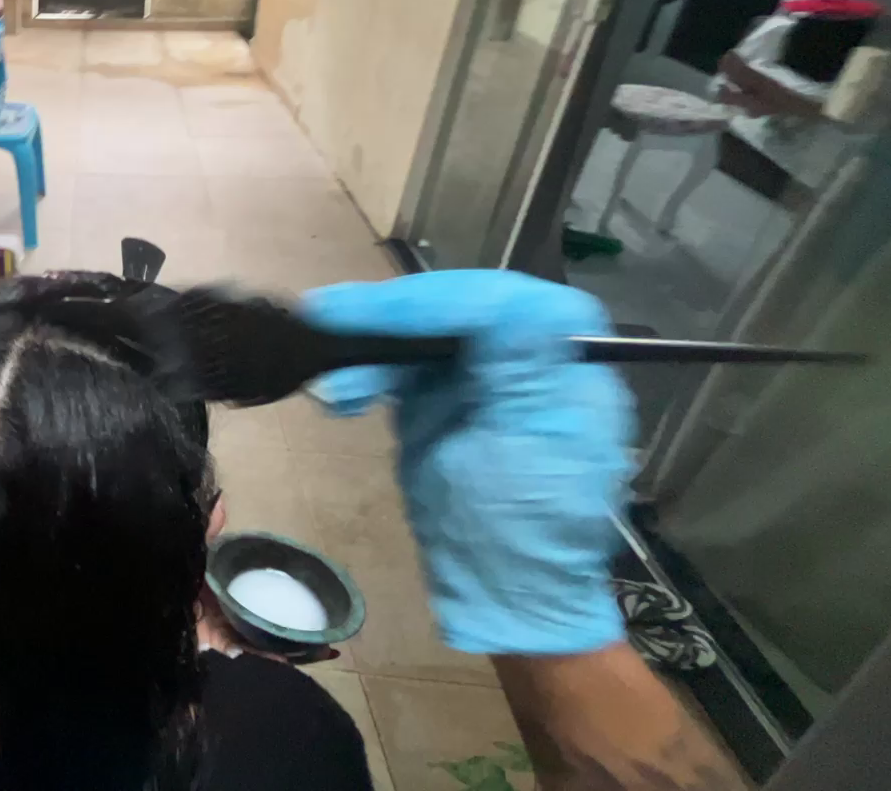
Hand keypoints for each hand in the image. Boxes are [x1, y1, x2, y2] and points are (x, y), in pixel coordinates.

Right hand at [300, 270, 632, 655]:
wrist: (493, 589)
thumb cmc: (522, 531)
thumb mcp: (527, 455)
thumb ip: (522, 376)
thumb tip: (512, 305)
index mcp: (565, 365)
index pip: (498, 304)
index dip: (429, 300)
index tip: (361, 311)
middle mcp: (522, 356)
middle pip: (450, 306)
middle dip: (386, 314)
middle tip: (325, 316)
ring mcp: (474, 372)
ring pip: (412, 331)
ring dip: (365, 350)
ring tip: (331, 389)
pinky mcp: (432, 392)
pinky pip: (391, 363)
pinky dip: (360, 373)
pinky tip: (338, 397)